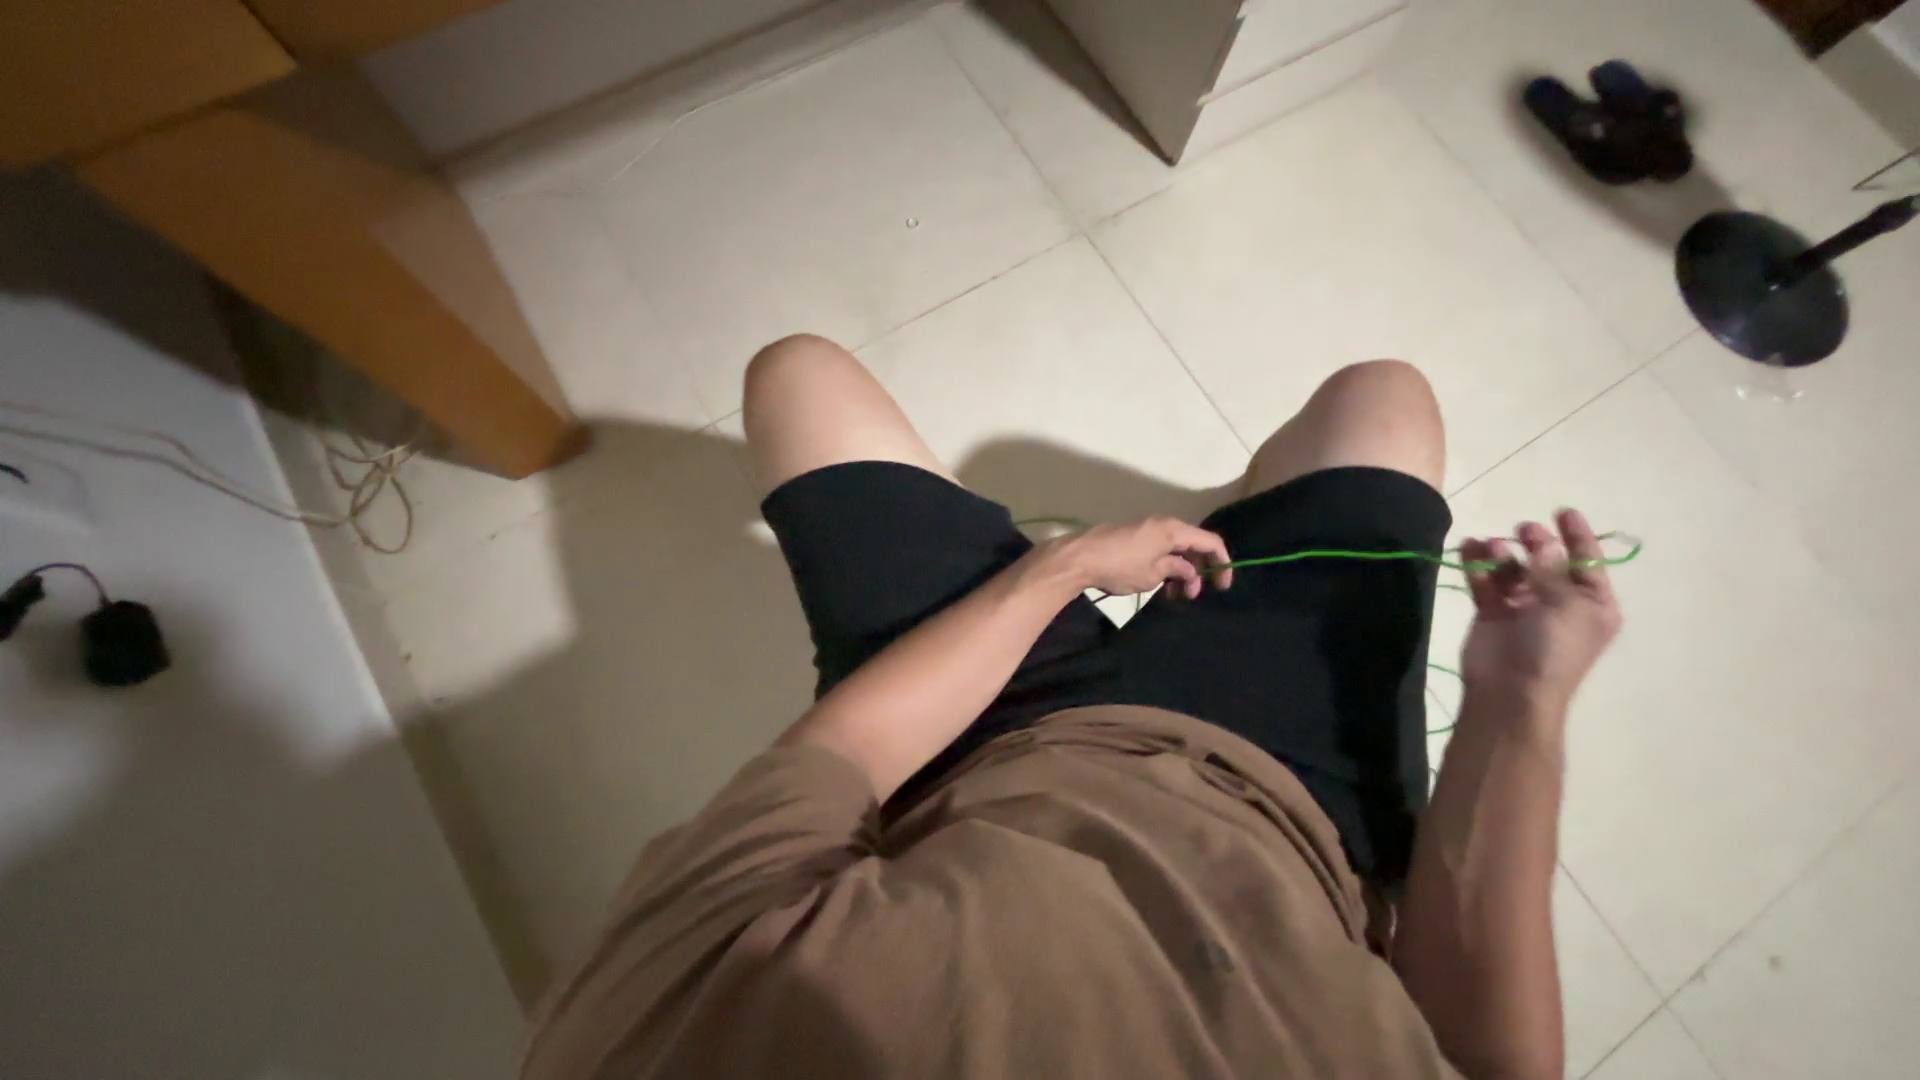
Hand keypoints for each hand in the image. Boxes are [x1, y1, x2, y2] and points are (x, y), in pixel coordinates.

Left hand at [1045, 517, 1232, 599]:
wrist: (1078, 557)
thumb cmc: (1119, 567)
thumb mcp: (1152, 574)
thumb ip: (1176, 570)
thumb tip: (1190, 571)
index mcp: (1173, 529)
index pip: (1210, 541)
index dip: (1222, 563)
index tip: (1223, 586)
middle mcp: (1162, 523)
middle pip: (1192, 545)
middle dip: (1197, 571)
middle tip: (1191, 595)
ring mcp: (1145, 527)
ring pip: (1173, 548)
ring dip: (1179, 570)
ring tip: (1172, 595)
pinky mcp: (1131, 534)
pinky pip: (1157, 547)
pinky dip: (1163, 564)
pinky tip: (1157, 584)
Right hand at [1458, 509, 1622, 718]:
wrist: (1512, 690)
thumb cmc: (1553, 648)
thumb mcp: (1566, 606)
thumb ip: (1552, 570)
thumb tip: (1543, 542)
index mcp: (1592, 604)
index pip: (1588, 562)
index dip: (1577, 536)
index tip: (1563, 511)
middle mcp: (1560, 603)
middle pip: (1547, 562)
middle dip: (1536, 542)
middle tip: (1522, 529)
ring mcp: (1523, 607)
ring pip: (1513, 569)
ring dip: (1503, 553)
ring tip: (1490, 545)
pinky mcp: (1491, 612)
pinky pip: (1485, 581)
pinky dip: (1477, 565)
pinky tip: (1469, 549)